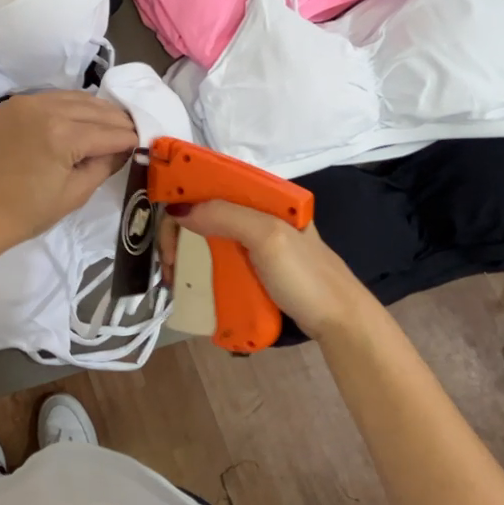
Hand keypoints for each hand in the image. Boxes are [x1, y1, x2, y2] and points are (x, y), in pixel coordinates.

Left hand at [0, 91, 138, 257]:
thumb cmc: (26, 213)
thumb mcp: (75, 193)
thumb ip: (105, 164)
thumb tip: (125, 147)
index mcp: (63, 134)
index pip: (111, 131)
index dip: (132, 139)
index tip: (148, 143)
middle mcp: (45, 108)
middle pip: (95, 108)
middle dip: (117, 121)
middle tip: (134, 134)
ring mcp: (26, 102)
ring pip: (75, 98)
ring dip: (96, 111)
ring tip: (112, 127)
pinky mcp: (12, 105)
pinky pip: (52, 98)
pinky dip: (71, 107)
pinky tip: (82, 121)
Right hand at [158, 201, 373, 341]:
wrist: (340, 324)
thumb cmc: (306, 276)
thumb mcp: (267, 237)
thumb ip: (224, 215)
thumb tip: (176, 211)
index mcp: (264, 196)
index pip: (211, 180)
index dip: (182, 192)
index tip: (163, 219)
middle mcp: (255, 213)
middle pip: (202, 209)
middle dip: (177, 230)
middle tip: (169, 260)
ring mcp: (253, 241)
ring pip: (204, 235)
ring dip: (183, 251)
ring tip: (173, 275)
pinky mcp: (251, 266)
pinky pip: (214, 258)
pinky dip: (196, 265)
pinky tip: (186, 280)